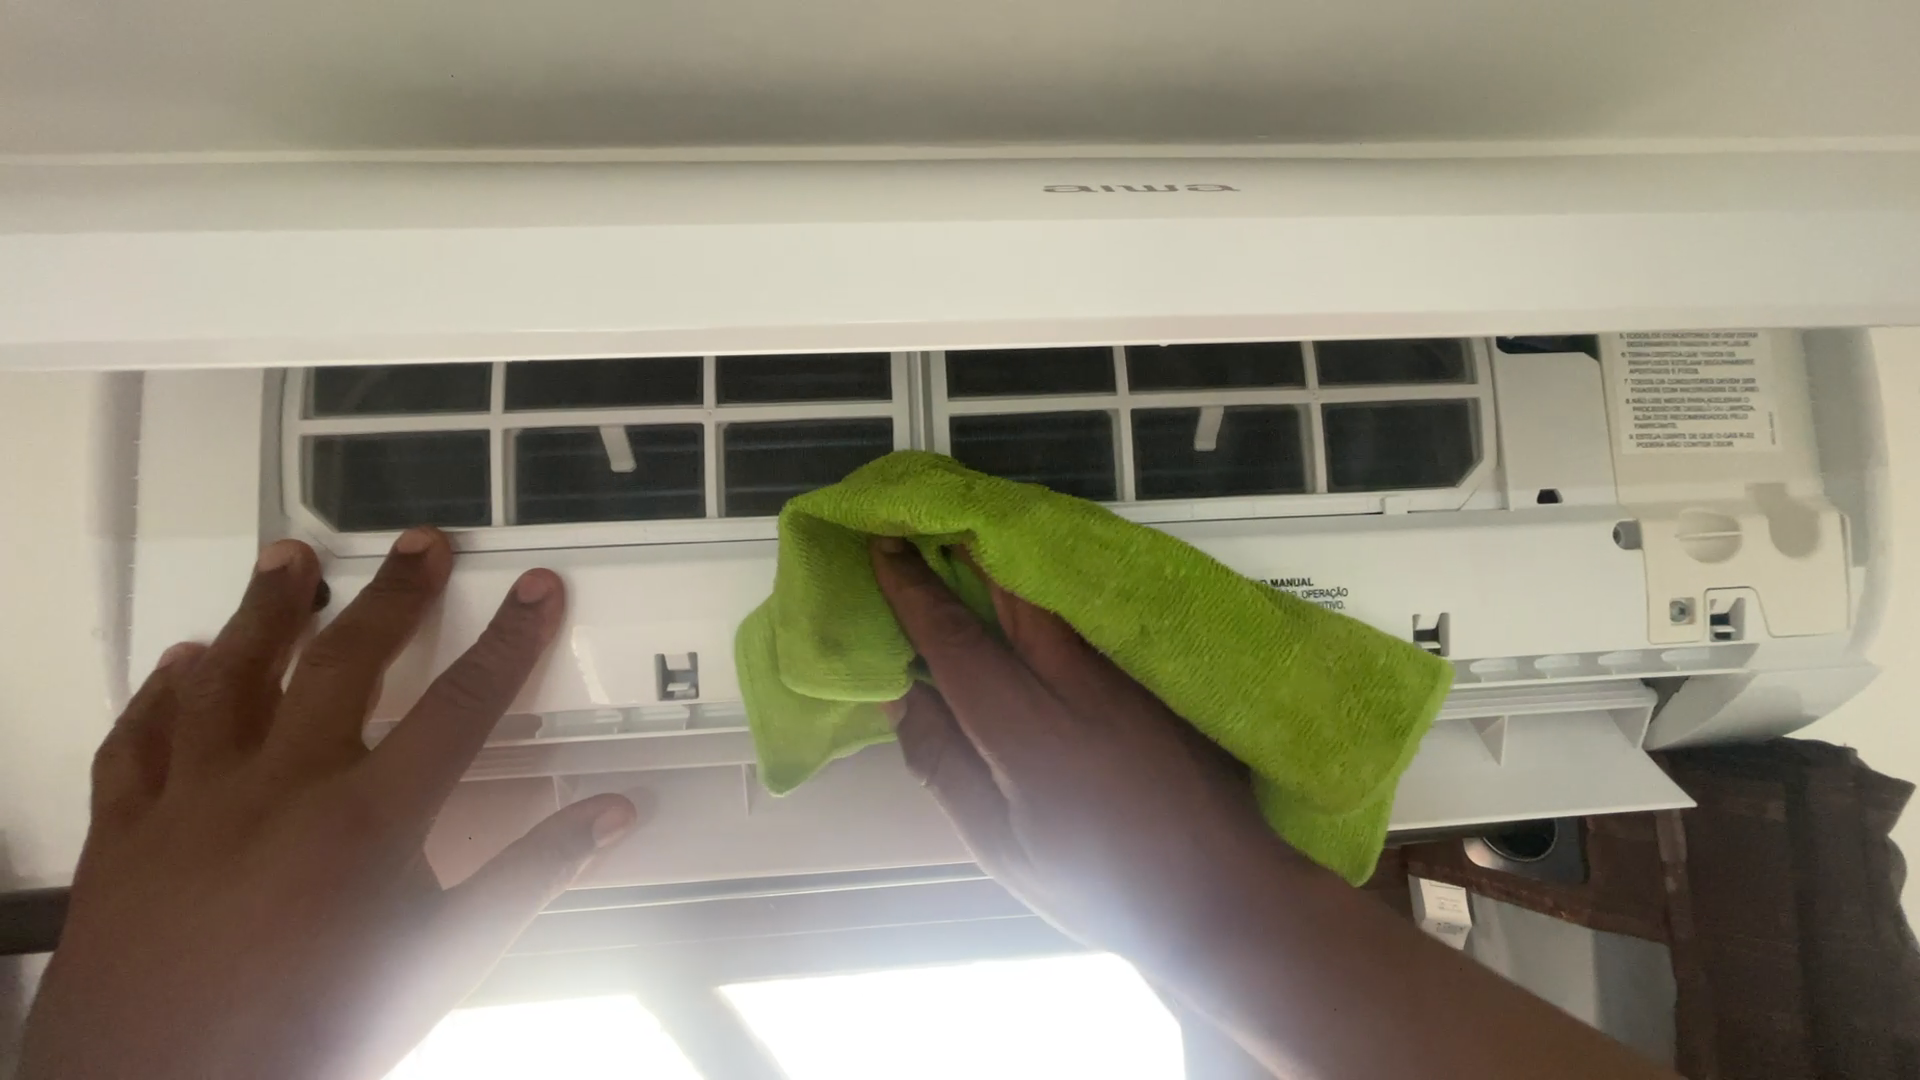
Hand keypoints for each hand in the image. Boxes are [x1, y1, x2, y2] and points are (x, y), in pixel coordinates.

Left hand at [20, 529, 636, 1079]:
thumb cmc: (319, 1034)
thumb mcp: (446, 958)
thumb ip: (535, 872)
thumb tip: (619, 811)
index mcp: (370, 817)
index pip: (464, 701)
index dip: (511, 637)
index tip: (539, 586)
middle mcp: (281, 790)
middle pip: (345, 664)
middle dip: (392, 595)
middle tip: (420, 541)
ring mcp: (191, 808)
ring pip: (229, 682)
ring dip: (266, 613)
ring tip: (288, 558)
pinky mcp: (123, 841)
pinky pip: (139, 743)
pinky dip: (164, 692)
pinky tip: (185, 659)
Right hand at [867, 536, 1324, 969]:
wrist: (1224, 895)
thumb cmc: (1100, 884)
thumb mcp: (1001, 846)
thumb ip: (945, 764)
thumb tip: (900, 694)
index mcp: (1030, 734)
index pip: (957, 642)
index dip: (913, 590)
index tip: (884, 546)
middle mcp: (1081, 683)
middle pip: (1013, 591)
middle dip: (965, 542)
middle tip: (925, 515)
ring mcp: (1128, 671)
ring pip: (1057, 591)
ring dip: (1008, 555)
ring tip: (968, 532)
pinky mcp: (1157, 671)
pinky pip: (1092, 608)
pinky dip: (1053, 581)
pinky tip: (1033, 578)